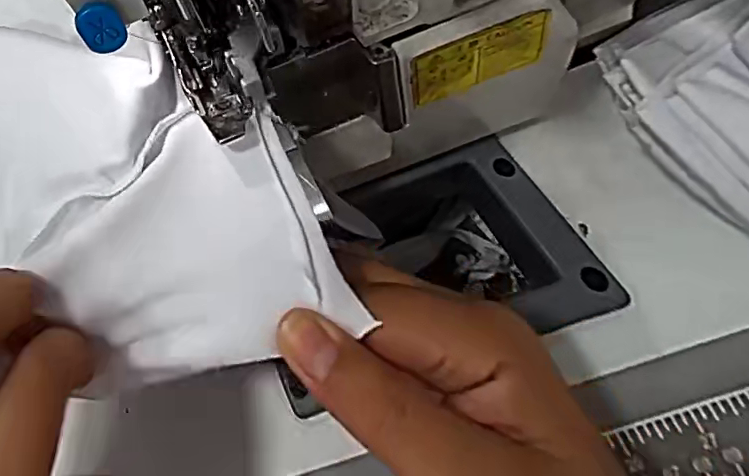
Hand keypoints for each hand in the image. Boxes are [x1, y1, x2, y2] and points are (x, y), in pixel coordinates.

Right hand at [277, 253, 618, 475]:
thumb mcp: (468, 473)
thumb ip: (382, 402)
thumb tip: (302, 332)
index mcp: (483, 332)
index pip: (367, 296)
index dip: (312, 311)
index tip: (268, 330)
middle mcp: (471, 329)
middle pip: (364, 291)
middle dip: (313, 311)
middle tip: (264, 337)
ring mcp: (459, 354)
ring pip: (363, 316)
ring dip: (322, 332)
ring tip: (288, 355)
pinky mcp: (446, 381)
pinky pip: (376, 347)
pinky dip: (342, 357)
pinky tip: (326, 372)